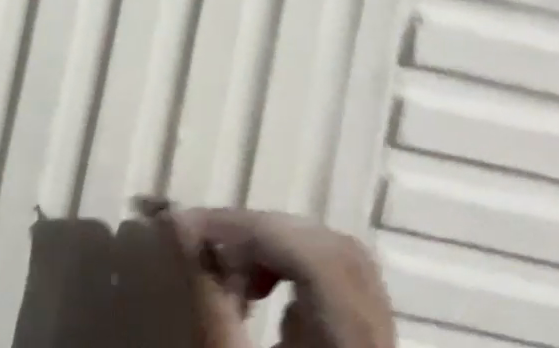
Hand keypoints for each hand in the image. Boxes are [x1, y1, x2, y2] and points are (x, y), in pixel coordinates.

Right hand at [167, 209, 394, 347]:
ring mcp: (381, 336)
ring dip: (274, 246)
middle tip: (201, 242)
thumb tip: (177, 223)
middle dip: (260, 232)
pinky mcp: (367, 340)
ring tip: (226, 271)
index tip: (181, 226)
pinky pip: (340, 279)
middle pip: (333, 247)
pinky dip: (290, 267)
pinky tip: (254, 290)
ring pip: (339, 256)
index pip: (313, 257)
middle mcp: (379, 335)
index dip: (246, 229)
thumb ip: (206, 294)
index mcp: (350, 342)